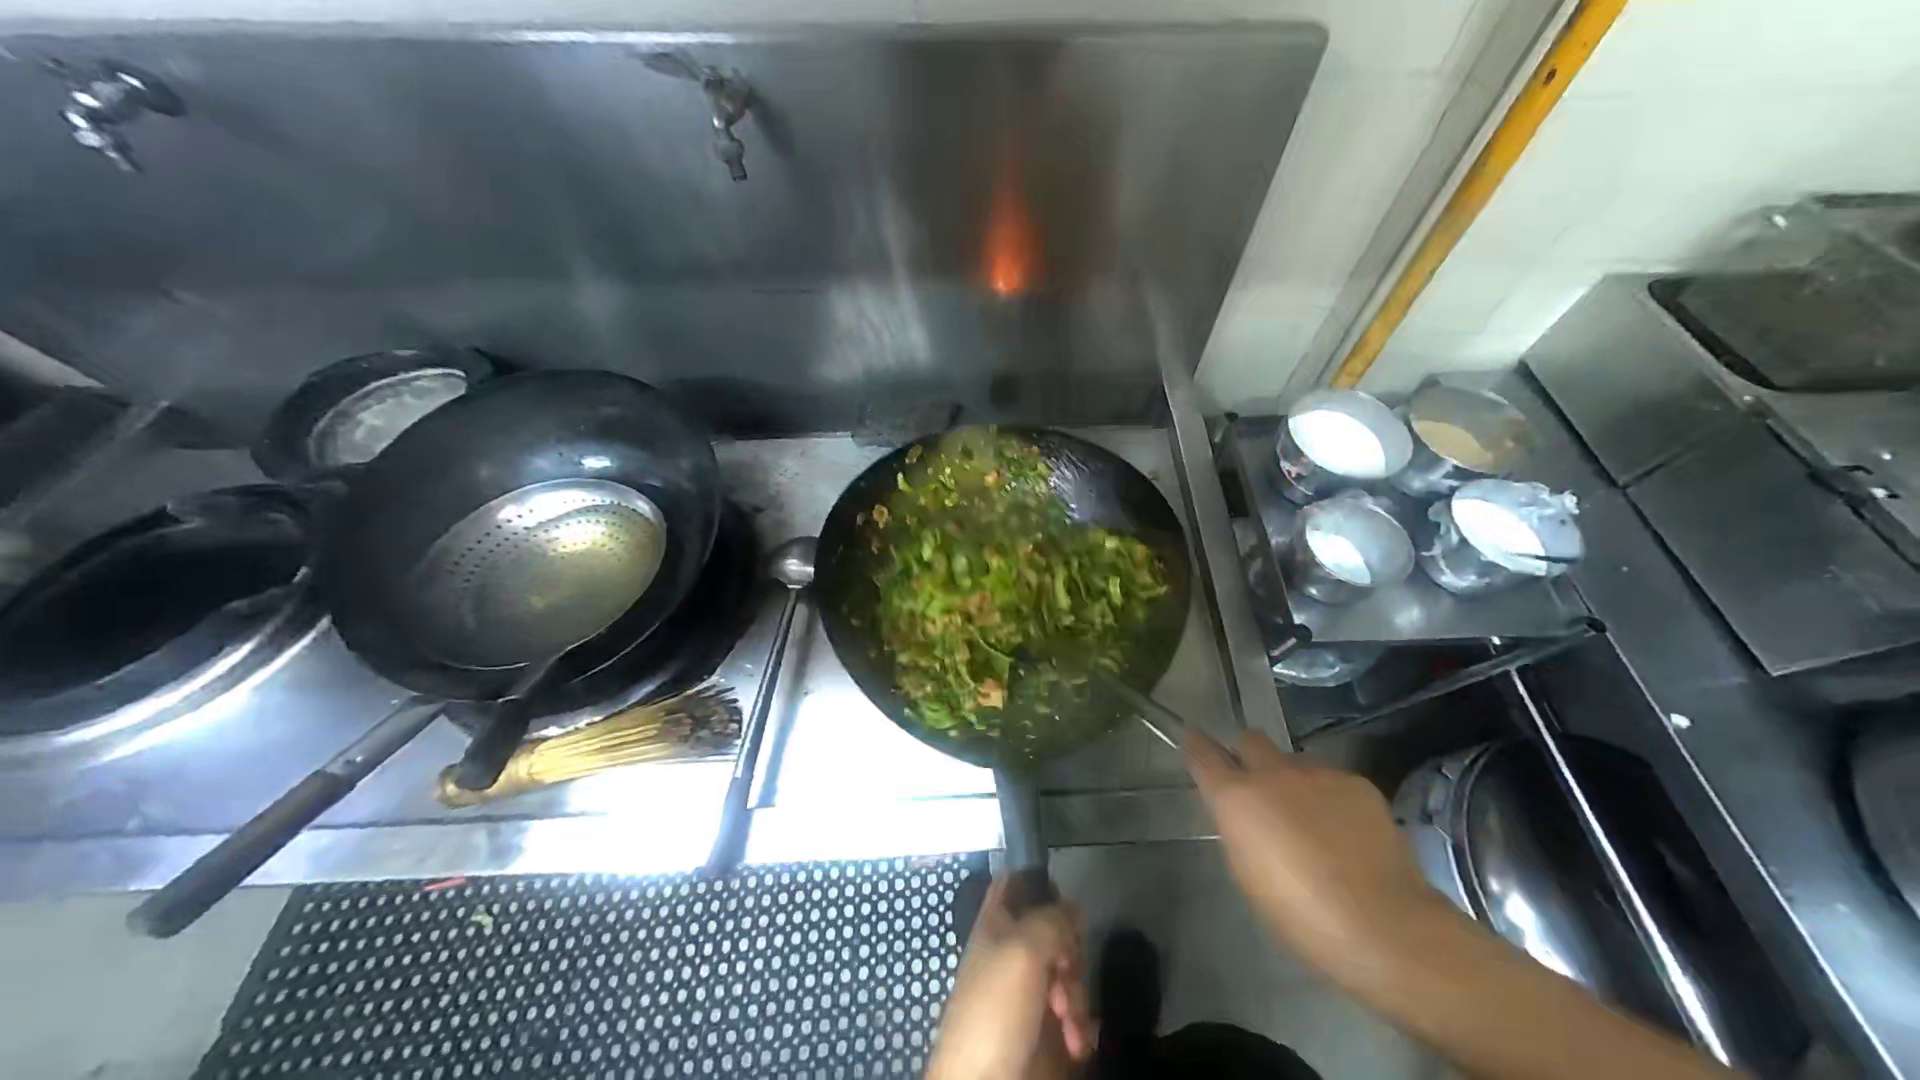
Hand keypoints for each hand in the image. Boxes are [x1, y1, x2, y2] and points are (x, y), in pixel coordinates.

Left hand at [927, 878, 1094, 1079]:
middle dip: (1070, 952)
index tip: (1062, 902)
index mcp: (995, 927)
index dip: (1039, 885)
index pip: (1014, 886)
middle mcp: (1013, 955)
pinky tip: (1076, 1043)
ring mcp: (1028, 994)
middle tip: (1066, 971)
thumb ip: (1050, 921)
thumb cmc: (994, 1011)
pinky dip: (1080, 1027)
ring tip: (1069, 1021)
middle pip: (1054, 932)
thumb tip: (1073, 906)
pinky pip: (1075, 1014)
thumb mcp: (1022, 952)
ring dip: (1077, 996)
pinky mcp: (1045, 1032)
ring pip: (1069, 974)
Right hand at [1186, 730, 1445, 982]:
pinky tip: (1346, 831)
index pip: (1202, 752)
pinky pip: (1333, 780)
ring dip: (1293, 780)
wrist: (1383, 926)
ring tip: (1311, 818)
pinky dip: (1331, 798)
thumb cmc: (1299, 916)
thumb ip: (1238, 830)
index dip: (1196, 747)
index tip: (1194, 745)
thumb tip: (1243, 816)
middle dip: (1248, 756)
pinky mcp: (1358, 784)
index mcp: (1236, 797)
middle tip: (1258, 787)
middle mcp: (1272, 773)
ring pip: (1295, 761)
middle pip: (1250, 740)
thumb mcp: (1247, 874)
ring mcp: (1318, 774)